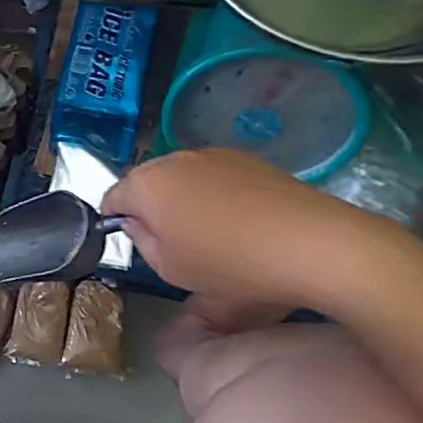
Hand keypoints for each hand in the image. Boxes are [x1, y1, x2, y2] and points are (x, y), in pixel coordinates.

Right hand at [105, 147, 422, 312]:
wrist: (309, 242)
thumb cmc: (229, 262)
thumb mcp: (170, 269)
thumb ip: (142, 242)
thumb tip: (138, 223)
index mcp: (147, 184)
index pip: (113, 196)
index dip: (116, 219)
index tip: (133, 241)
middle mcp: (174, 158)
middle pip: (148, 182)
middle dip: (151, 207)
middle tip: (171, 243)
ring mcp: (212, 154)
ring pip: (182, 176)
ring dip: (184, 199)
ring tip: (209, 233)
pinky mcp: (245, 158)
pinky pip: (214, 175)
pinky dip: (214, 194)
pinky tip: (238, 222)